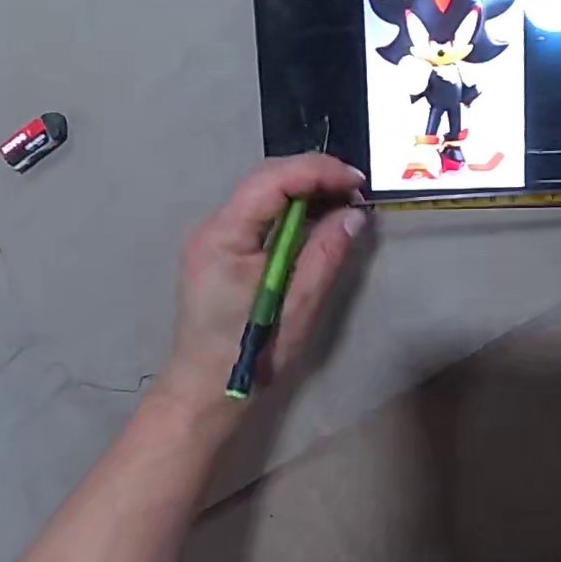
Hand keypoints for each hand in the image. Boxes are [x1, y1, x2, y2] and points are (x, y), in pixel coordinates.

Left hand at [155, 155, 368, 425]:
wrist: (204, 390)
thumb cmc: (251, 355)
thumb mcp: (299, 307)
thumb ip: (326, 254)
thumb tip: (354, 214)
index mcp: (223, 237)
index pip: (270, 181)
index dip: (316, 171)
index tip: (355, 180)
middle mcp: (210, 227)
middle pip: (263, 179)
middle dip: (311, 175)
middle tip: (354, 189)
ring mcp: (210, 236)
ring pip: (260, 193)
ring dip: (301, 190)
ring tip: (341, 201)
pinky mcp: (217, 248)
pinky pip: (255, 213)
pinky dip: (287, 209)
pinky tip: (313, 219)